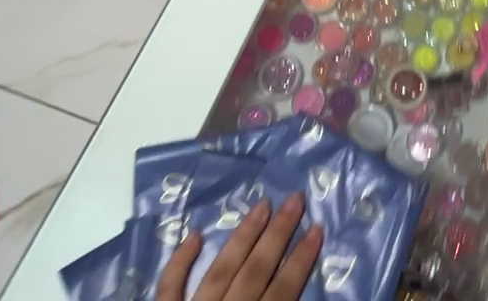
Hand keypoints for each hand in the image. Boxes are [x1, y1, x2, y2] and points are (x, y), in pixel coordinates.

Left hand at [157, 193, 324, 300]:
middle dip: (278, 233)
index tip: (318, 227)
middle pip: (256, 270)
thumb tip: (295, 289)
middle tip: (296, 198)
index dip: (302, 259)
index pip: (283, 290)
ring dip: (243, 236)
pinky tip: (195, 235)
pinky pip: (169, 288)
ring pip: (221, 270)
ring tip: (262, 204)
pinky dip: (180, 262)